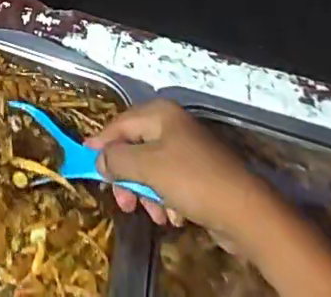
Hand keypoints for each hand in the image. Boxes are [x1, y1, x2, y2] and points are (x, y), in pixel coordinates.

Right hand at [88, 100, 272, 239]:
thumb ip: (118, 160)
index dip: (102, 143)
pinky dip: (166, 199)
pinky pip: (169, 182)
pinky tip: (174, 216)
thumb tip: (99, 157)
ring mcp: (187, 149)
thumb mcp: (148, 168)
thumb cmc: (192, 180)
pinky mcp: (198, 174)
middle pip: (135, 148)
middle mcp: (173, 125)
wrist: (244, 211)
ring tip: (155, 214)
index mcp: (161, 114)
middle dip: (127, 177)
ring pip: (150, 169)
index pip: (120, 123)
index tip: (86, 163)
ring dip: (147, 193)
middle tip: (124, 203)